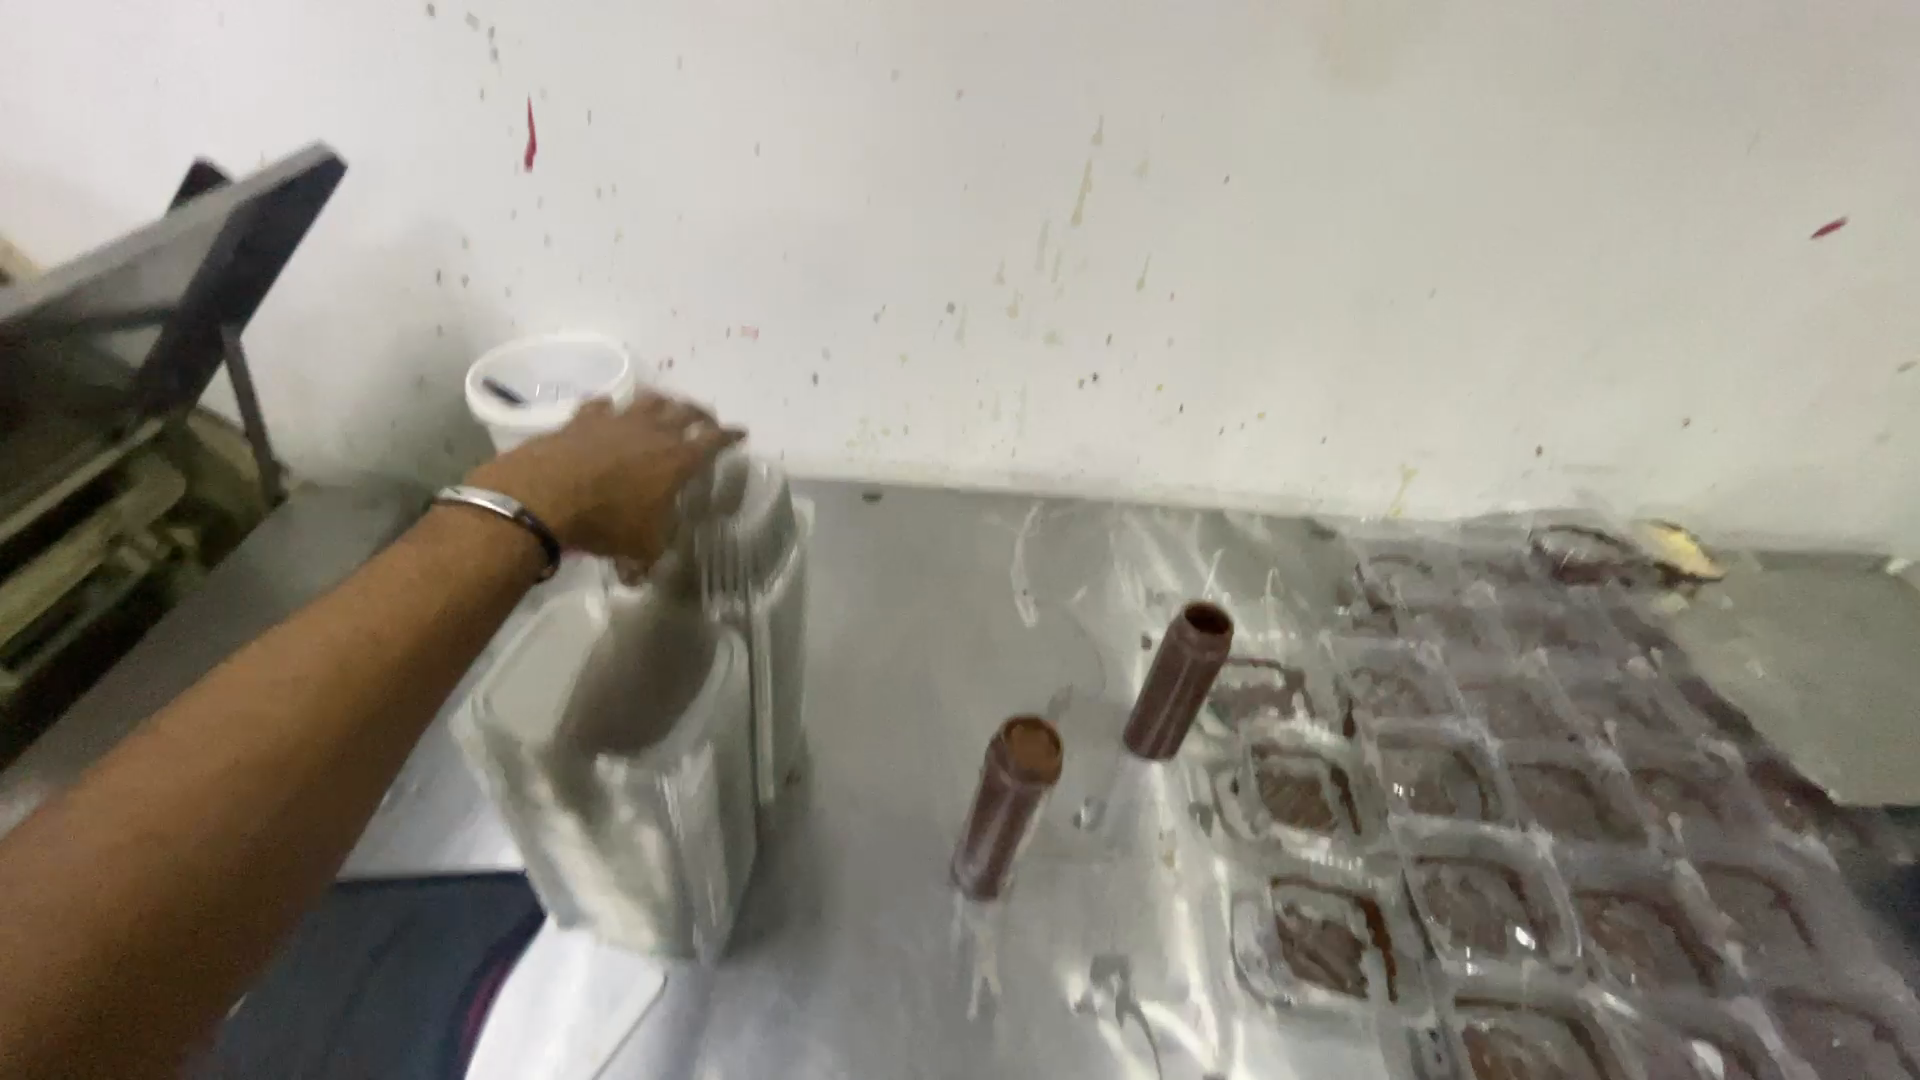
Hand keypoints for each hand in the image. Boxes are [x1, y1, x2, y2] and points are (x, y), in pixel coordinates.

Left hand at [466, 392, 744, 564]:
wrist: (542, 497)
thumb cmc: (605, 522)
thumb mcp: (639, 548)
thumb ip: (647, 556)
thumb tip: (638, 576)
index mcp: (678, 459)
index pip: (715, 440)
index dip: (730, 436)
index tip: (740, 433)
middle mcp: (653, 431)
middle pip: (686, 410)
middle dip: (700, 413)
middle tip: (706, 419)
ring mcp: (616, 420)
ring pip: (648, 399)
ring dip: (662, 402)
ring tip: (665, 407)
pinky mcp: (581, 420)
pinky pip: (603, 406)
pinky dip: (611, 409)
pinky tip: (609, 413)